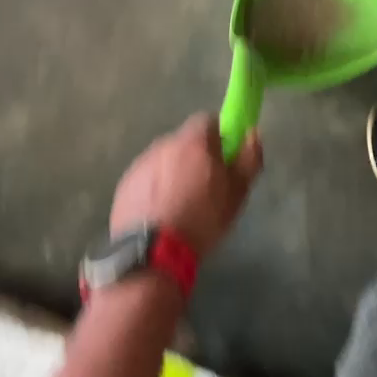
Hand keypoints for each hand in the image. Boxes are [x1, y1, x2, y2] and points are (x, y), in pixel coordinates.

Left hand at [109, 115, 262, 258]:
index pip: (208, 120)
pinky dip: (154, 190)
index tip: (225, 158)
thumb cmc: (201, 219)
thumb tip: (253, 133)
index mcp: (192, 141)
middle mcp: (163, 145)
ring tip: (181, 205)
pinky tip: (160, 216)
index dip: (220, 136)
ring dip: (174, 174)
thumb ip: (249, 157)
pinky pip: (146, 180)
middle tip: (205, 186)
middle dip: (195, 157)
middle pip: (185, 142)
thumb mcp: (237, 191)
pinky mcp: (123, 188)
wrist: (150, 256)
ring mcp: (139, 166)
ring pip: (165, 161)